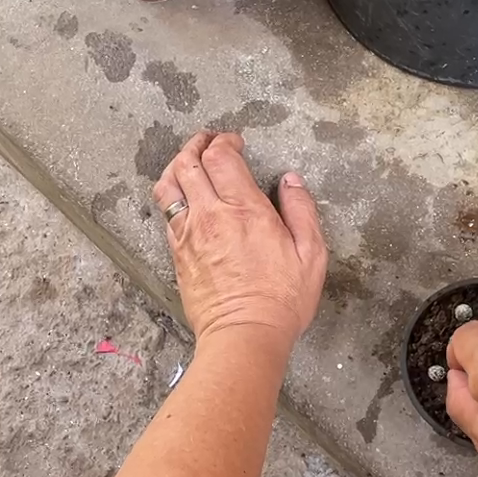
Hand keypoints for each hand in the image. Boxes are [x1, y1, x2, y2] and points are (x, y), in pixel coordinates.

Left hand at [152, 132, 326, 346]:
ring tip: (187, 161)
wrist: (244, 336)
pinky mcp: (177, 254)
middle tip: (206, 140)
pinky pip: (166, 214)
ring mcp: (188, 234)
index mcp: (245, 209)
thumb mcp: (311, 254)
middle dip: (196, 144)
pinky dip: (171, 196)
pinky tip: (183, 198)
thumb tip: (291, 182)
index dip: (225, 141)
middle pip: (188, 163)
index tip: (234, 143)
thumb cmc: (281, 300)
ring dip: (176, 165)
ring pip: (168, 185)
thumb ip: (302, 210)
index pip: (221, 157)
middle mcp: (210, 215)